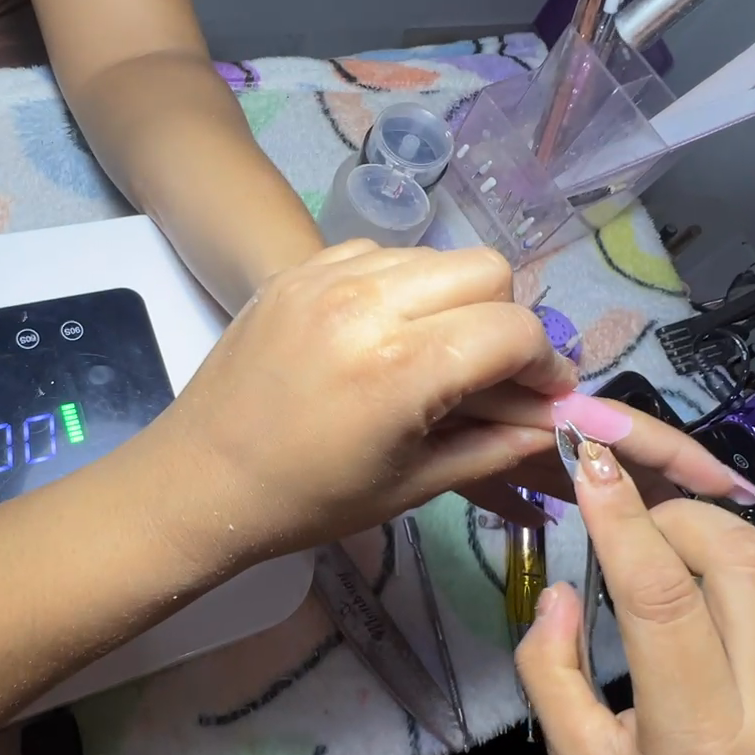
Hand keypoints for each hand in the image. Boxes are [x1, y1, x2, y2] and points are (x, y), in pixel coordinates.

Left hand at [141, 240, 576, 562]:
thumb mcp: (411, 485)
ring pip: (434, 255)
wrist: (200, 479)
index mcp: (400, 367)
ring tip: (432, 351)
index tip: (541, 396)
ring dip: (453, 299)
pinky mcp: (297, 270)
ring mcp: (325, 276)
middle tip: (487, 372)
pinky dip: (400, 285)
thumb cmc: (306, 500)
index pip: (514, 330)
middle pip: (487, 270)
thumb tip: (555, 423)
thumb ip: (494, 446)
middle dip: (504, 320)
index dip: (545, 364)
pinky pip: (379, 255)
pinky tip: (380, 331)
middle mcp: (367, 302)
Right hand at [518, 437, 754, 754]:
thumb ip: (551, 677)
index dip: (622, 517)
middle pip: (746, 563)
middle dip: (687, 517)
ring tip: (721, 584)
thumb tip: (561, 591)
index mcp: (699, 749)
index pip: (659, 597)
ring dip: (750, 554)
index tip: (596, 466)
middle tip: (657, 524)